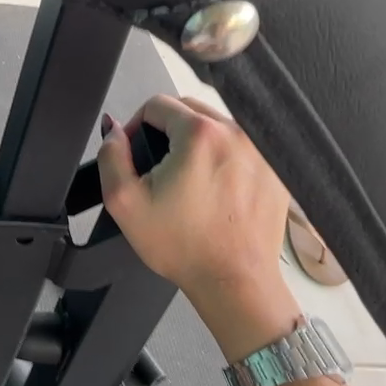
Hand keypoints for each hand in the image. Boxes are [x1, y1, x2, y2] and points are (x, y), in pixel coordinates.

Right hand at [97, 95, 300, 358]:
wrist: (234, 281)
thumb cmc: (183, 246)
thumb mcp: (123, 201)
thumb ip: (111, 155)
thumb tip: (113, 131)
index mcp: (199, 134)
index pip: (157, 103)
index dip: (135, 126)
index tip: (134, 155)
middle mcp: (235, 133)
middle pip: (188, 109)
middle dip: (166, 131)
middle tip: (157, 169)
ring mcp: (261, 150)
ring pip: (215, 127)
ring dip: (194, 143)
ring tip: (185, 181)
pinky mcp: (275, 170)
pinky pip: (240, 148)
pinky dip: (222, 159)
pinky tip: (212, 191)